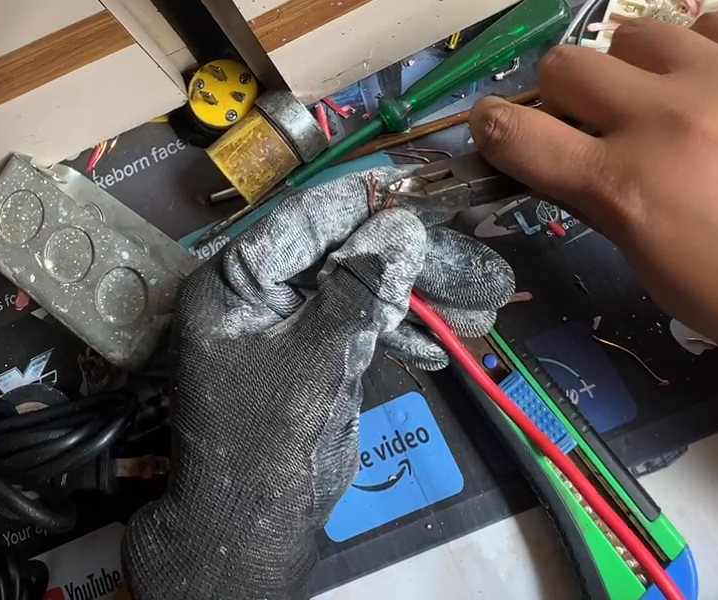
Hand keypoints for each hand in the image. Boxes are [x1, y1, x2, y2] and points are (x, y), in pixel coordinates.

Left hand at [123, 169, 511, 599]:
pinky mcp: (315, 349)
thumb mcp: (314, 359)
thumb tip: (401, 227)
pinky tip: (441, 344)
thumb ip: (357, 289)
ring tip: (482, 302)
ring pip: (360, 289)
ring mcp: (290, 319)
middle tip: (470, 255)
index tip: (412, 184)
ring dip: (418, 298)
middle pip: (341, 253)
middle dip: (407, 260)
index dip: (359, 202)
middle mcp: (259, 290)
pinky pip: (361, 323)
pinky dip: (401, 331)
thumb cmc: (267, 445)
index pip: (301, 221)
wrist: (256, 531)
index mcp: (234, 281)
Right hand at [469, 16, 717, 432]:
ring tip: (670, 103)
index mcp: (628, 189)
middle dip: (561, 95)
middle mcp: (668, 119)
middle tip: (593, 125)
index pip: (515, 131)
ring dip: (631, 69)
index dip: (489, 126)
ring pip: (633, 32)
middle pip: (562, 63)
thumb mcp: (662, 277)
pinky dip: (702, 54)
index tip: (494, 128)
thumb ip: (601, 203)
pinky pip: (713, 25)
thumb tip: (563, 158)